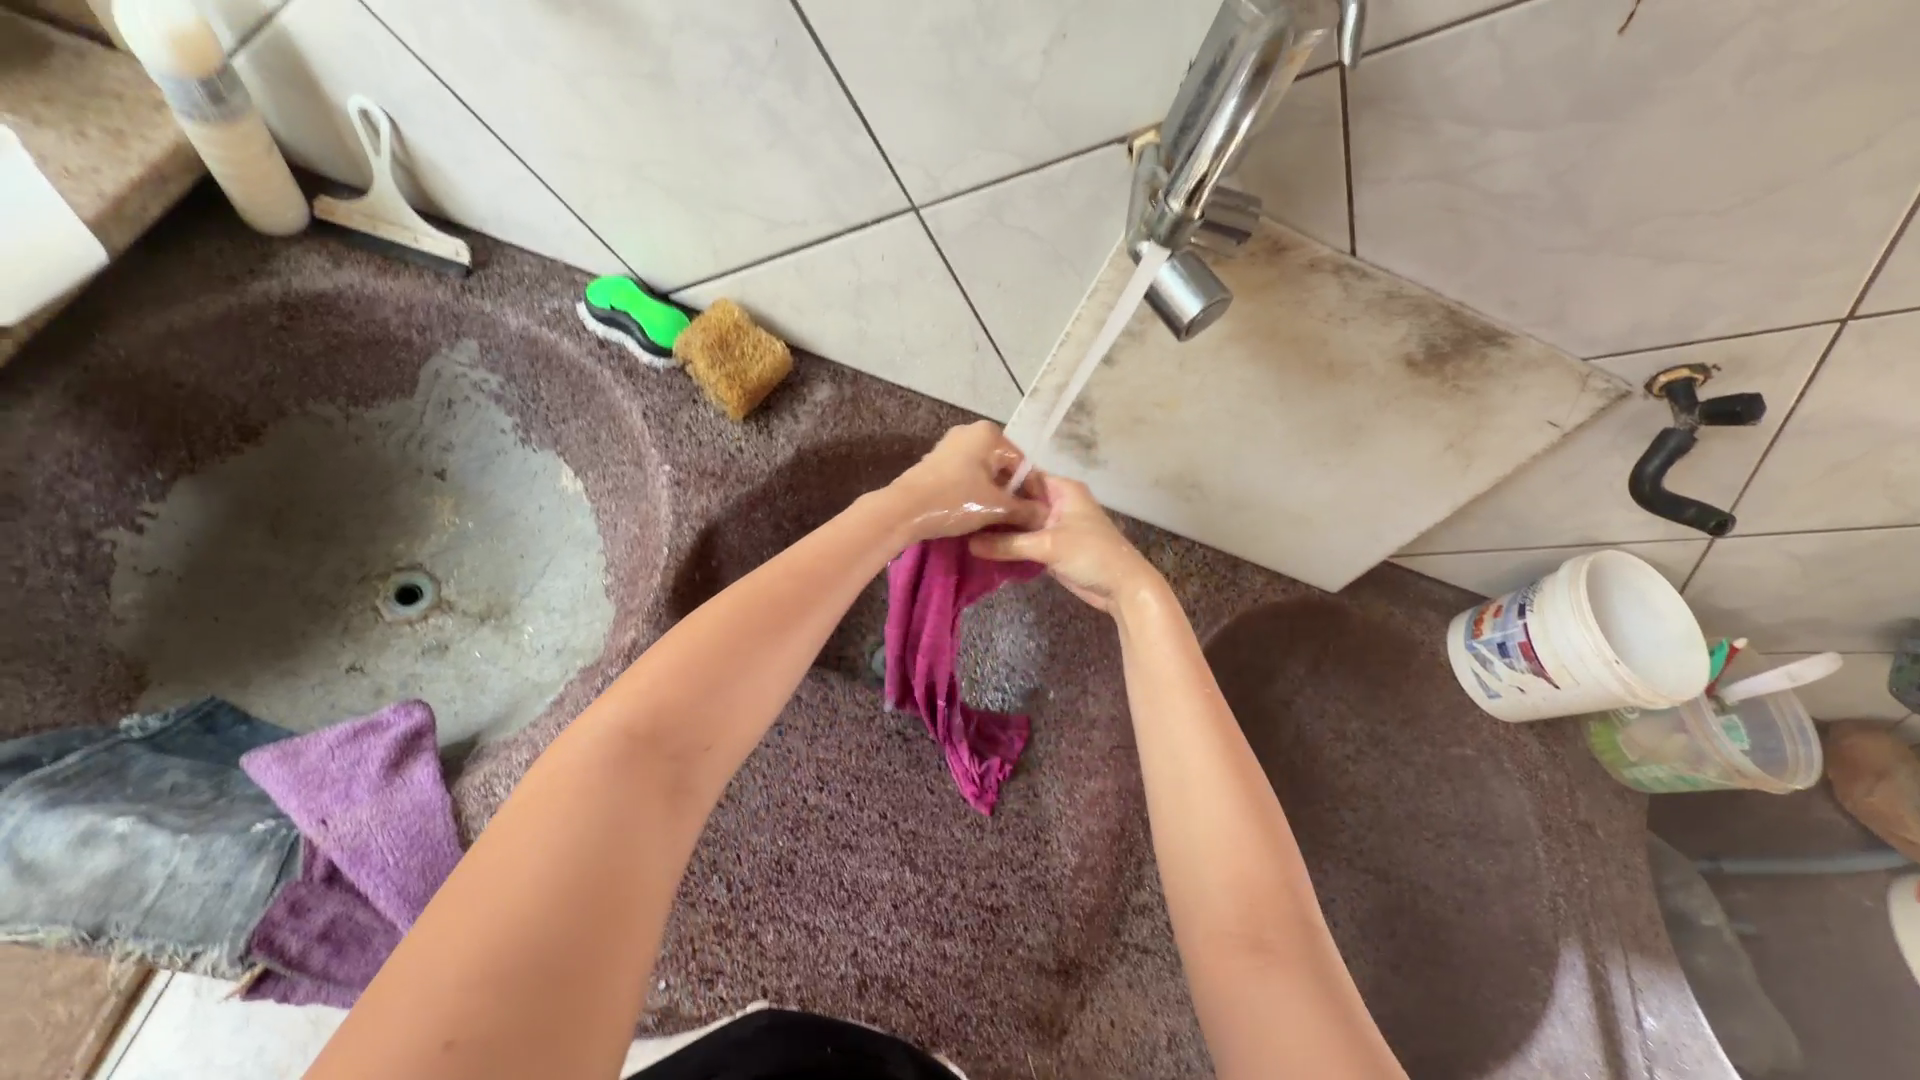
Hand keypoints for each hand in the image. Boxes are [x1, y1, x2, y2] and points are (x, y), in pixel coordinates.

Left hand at [883, 422, 1048, 542]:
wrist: (903, 510)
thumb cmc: (955, 501)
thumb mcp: (996, 507)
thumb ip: (1025, 510)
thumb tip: (1045, 515)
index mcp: (989, 434)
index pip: (1023, 465)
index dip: (1033, 493)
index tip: (1038, 516)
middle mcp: (970, 432)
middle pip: (1003, 467)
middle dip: (1012, 494)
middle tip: (1020, 521)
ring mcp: (951, 445)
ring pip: (984, 474)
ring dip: (994, 496)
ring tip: (1001, 521)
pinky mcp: (937, 462)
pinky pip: (966, 476)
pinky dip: (975, 493)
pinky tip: (978, 513)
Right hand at [968, 474, 1163, 613]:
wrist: (1122, 588)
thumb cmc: (1091, 554)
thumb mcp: (1047, 545)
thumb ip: (1008, 543)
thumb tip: (970, 543)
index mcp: (1062, 489)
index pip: (1024, 475)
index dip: (998, 480)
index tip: (968, 486)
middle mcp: (1057, 503)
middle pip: (1020, 500)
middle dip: (995, 507)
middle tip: (961, 511)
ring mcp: (1053, 526)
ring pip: (1020, 522)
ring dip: (999, 528)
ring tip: (964, 528)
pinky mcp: (1051, 548)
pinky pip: (1024, 541)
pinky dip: (1008, 544)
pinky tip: (981, 547)